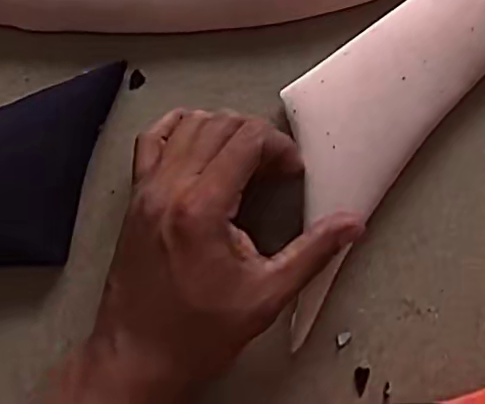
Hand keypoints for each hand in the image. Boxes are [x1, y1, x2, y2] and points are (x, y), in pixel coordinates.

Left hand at [45, 110, 362, 402]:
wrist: (135, 362)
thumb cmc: (194, 335)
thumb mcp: (265, 297)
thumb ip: (312, 253)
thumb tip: (349, 226)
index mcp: (202, 208)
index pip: (248, 139)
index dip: (279, 145)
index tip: (290, 169)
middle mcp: (171, 189)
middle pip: (223, 123)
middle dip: (258, 135)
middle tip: (274, 165)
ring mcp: (149, 189)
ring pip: (192, 122)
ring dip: (224, 128)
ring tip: (244, 156)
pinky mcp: (137, 196)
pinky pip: (153, 137)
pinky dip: (179, 126)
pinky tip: (199, 138)